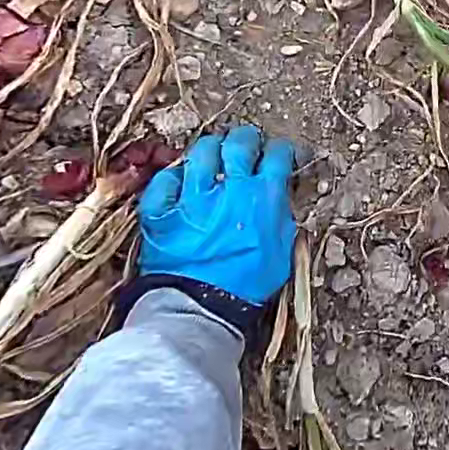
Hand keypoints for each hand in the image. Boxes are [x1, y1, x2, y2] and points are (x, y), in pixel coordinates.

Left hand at [138, 125, 297, 303]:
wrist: (202, 310)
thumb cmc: (248, 284)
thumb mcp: (282, 248)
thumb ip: (282, 215)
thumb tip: (281, 196)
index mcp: (264, 197)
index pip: (279, 154)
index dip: (285, 150)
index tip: (284, 154)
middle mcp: (230, 188)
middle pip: (241, 142)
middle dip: (249, 139)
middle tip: (249, 144)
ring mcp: (193, 197)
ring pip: (202, 152)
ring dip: (212, 148)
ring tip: (215, 154)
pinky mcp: (162, 212)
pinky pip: (164, 181)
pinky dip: (173, 177)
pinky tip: (181, 181)